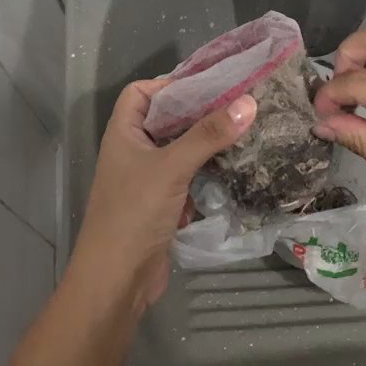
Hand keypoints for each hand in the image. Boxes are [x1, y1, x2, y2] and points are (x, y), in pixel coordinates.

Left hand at [67, 78, 256, 312]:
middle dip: (199, 114)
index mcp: (123, 134)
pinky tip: (236, 168)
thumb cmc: (134, 214)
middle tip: (239, 105)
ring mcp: (147, 180)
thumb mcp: (172, 168)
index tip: (209, 85)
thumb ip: (209, 135)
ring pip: (180, 151)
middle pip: (166, 121)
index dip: (169, 84)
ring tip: (245, 131)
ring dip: (207, 145)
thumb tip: (249, 102)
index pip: (141, 93)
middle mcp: (133, 152)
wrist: (116, 281)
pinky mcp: (163, 205)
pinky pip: (188, 179)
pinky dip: (207, 173)